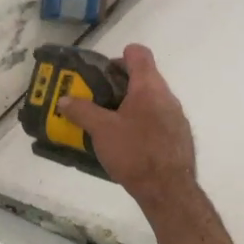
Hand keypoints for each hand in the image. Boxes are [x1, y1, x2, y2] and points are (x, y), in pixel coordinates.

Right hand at [57, 43, 195, 205]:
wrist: (168, 189)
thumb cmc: (134, 152)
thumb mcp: (101, 131)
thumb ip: (81, 111)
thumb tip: (64, 99)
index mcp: (149, 88)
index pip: (139, 55)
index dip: (120, 55)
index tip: (102, 69)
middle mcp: (167, 97)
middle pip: (144, 78)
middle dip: (118, 84)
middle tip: (95, 97)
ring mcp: (176, 117)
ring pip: (149, 100)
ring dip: (128, 104)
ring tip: (106, 121)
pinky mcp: (178, 136)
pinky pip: (156, 119)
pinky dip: (139, 121)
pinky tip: (125, 141)